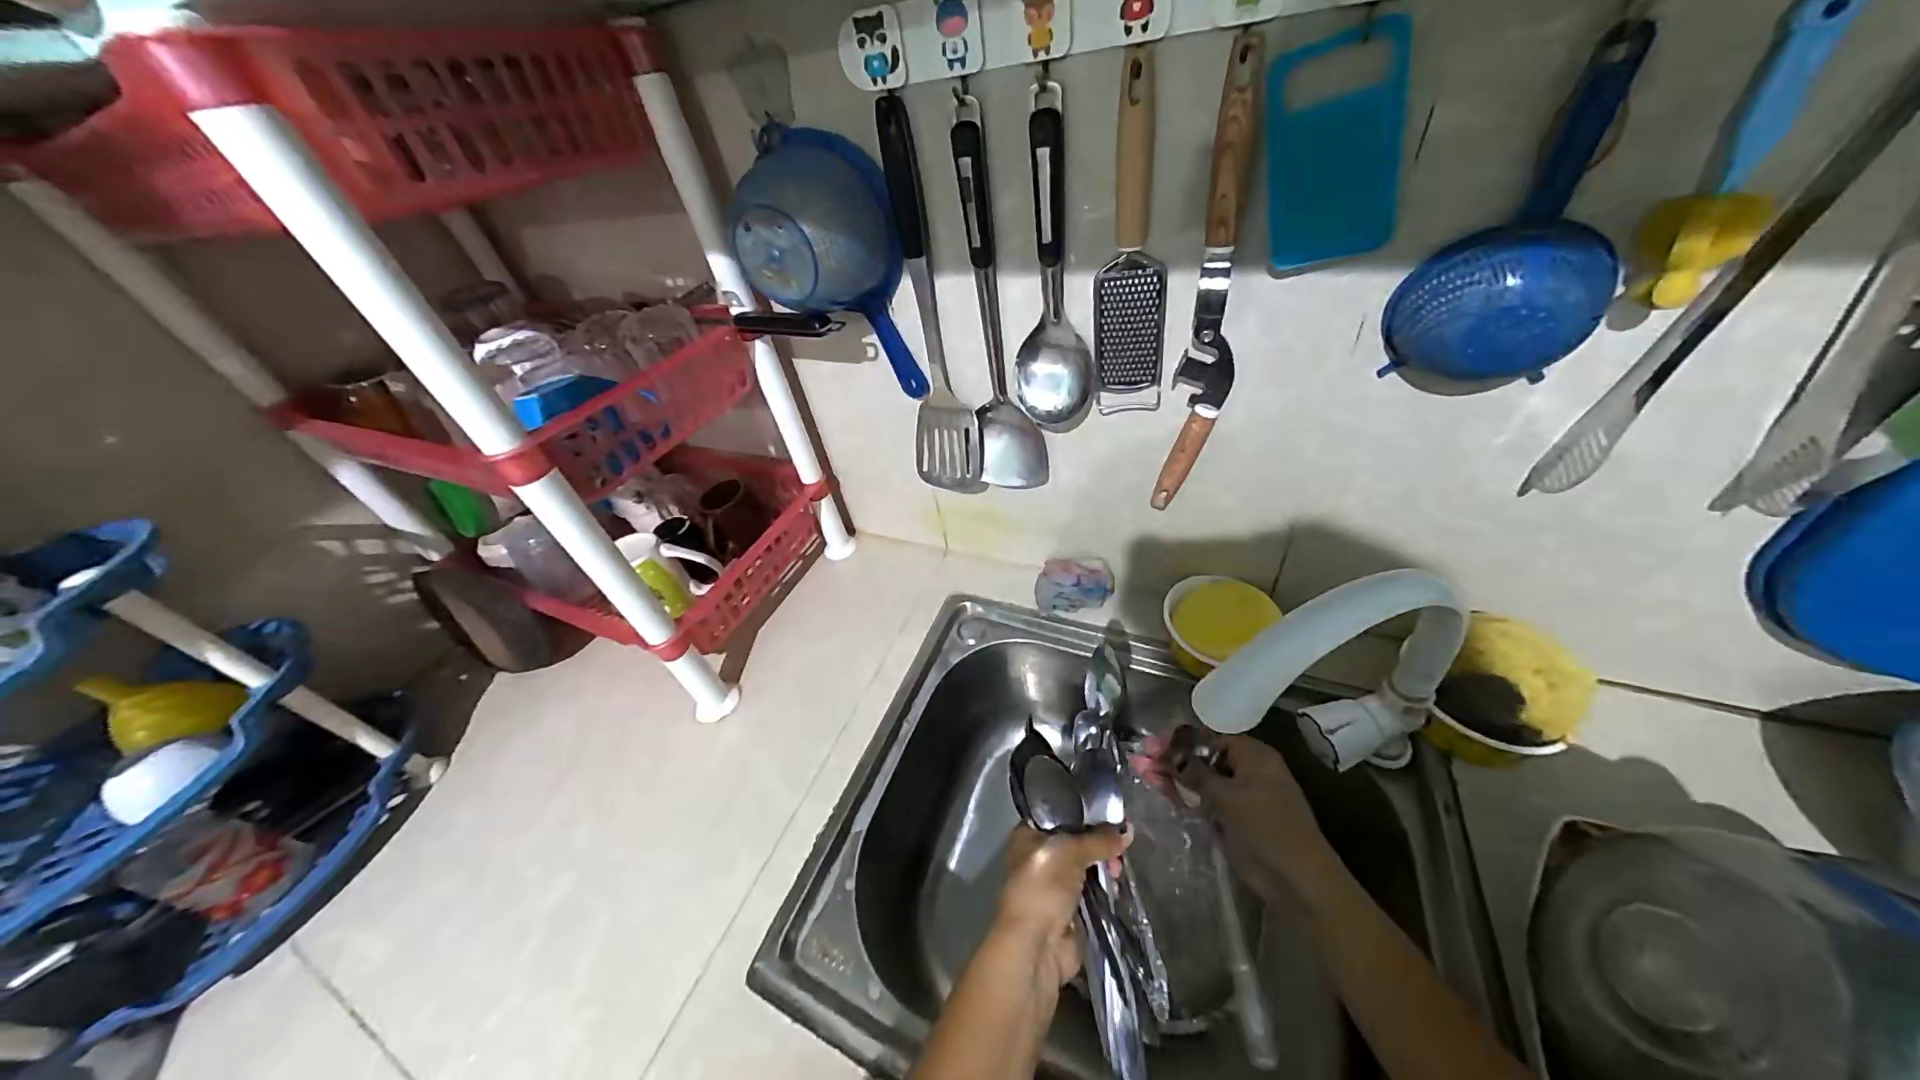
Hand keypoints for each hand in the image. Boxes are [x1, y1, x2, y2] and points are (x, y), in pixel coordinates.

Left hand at [998, 824, 1129, 986]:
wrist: (1036, 945)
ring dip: (1105, 865)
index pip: (1059, 813)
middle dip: (1099, 842)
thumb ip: (1099, 839)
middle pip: (1077, 840)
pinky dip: (1107, 887)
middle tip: (1119, 845)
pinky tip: (1120, 882)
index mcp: (1029, 835)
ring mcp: (1056, 885)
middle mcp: (1040, 856)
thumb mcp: (1070, 851)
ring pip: (1088, 866)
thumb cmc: (1043, 886)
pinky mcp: (1073, 909)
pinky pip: (1095, 890)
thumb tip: (1129, 830)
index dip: (1084, 812)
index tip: (1111, 811)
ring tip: (1119, 869)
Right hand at [1156, 730, 1343, 905]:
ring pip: (1198, 779)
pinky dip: (1182, 793)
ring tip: (1140, 769)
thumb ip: (1194, 772)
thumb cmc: (1266, 827)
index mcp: (1253, 755)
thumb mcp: (1227, 795)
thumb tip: (1169, 752)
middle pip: (1201, 757)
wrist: (1295, 879)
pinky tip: (1157, 787)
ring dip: (1172, 775)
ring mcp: (1237, 795)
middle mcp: (1245, 770)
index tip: (1151, 743)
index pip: (1209, 737)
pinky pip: (1202, 799)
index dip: (1179, 739)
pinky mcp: (1230, 817)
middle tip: (1139, 757)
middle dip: (1171, 757)